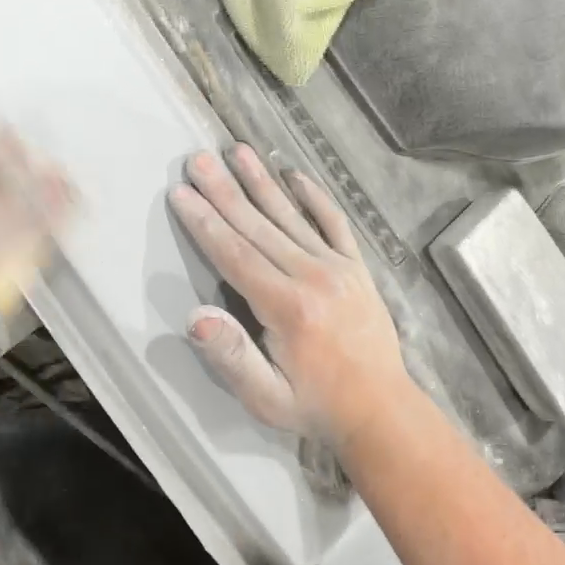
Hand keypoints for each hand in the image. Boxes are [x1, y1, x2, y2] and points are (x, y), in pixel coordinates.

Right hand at [169, 144, 406, 436]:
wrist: (384, 414)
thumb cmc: (313, 406)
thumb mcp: (266, 398)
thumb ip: (232, 358)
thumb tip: (197, 318)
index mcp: (287, 308)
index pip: (235, 254)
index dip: (204, 222)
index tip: (180, 192)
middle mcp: (313, 277)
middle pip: (257, 225)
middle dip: (223, 190)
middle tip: (197, 158)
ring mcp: (338, 268)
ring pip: (290, 216)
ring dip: (261, 180)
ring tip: (237, 149)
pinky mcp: (357, 268)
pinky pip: (334, 223)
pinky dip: (314, 196)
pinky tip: (293, 173)